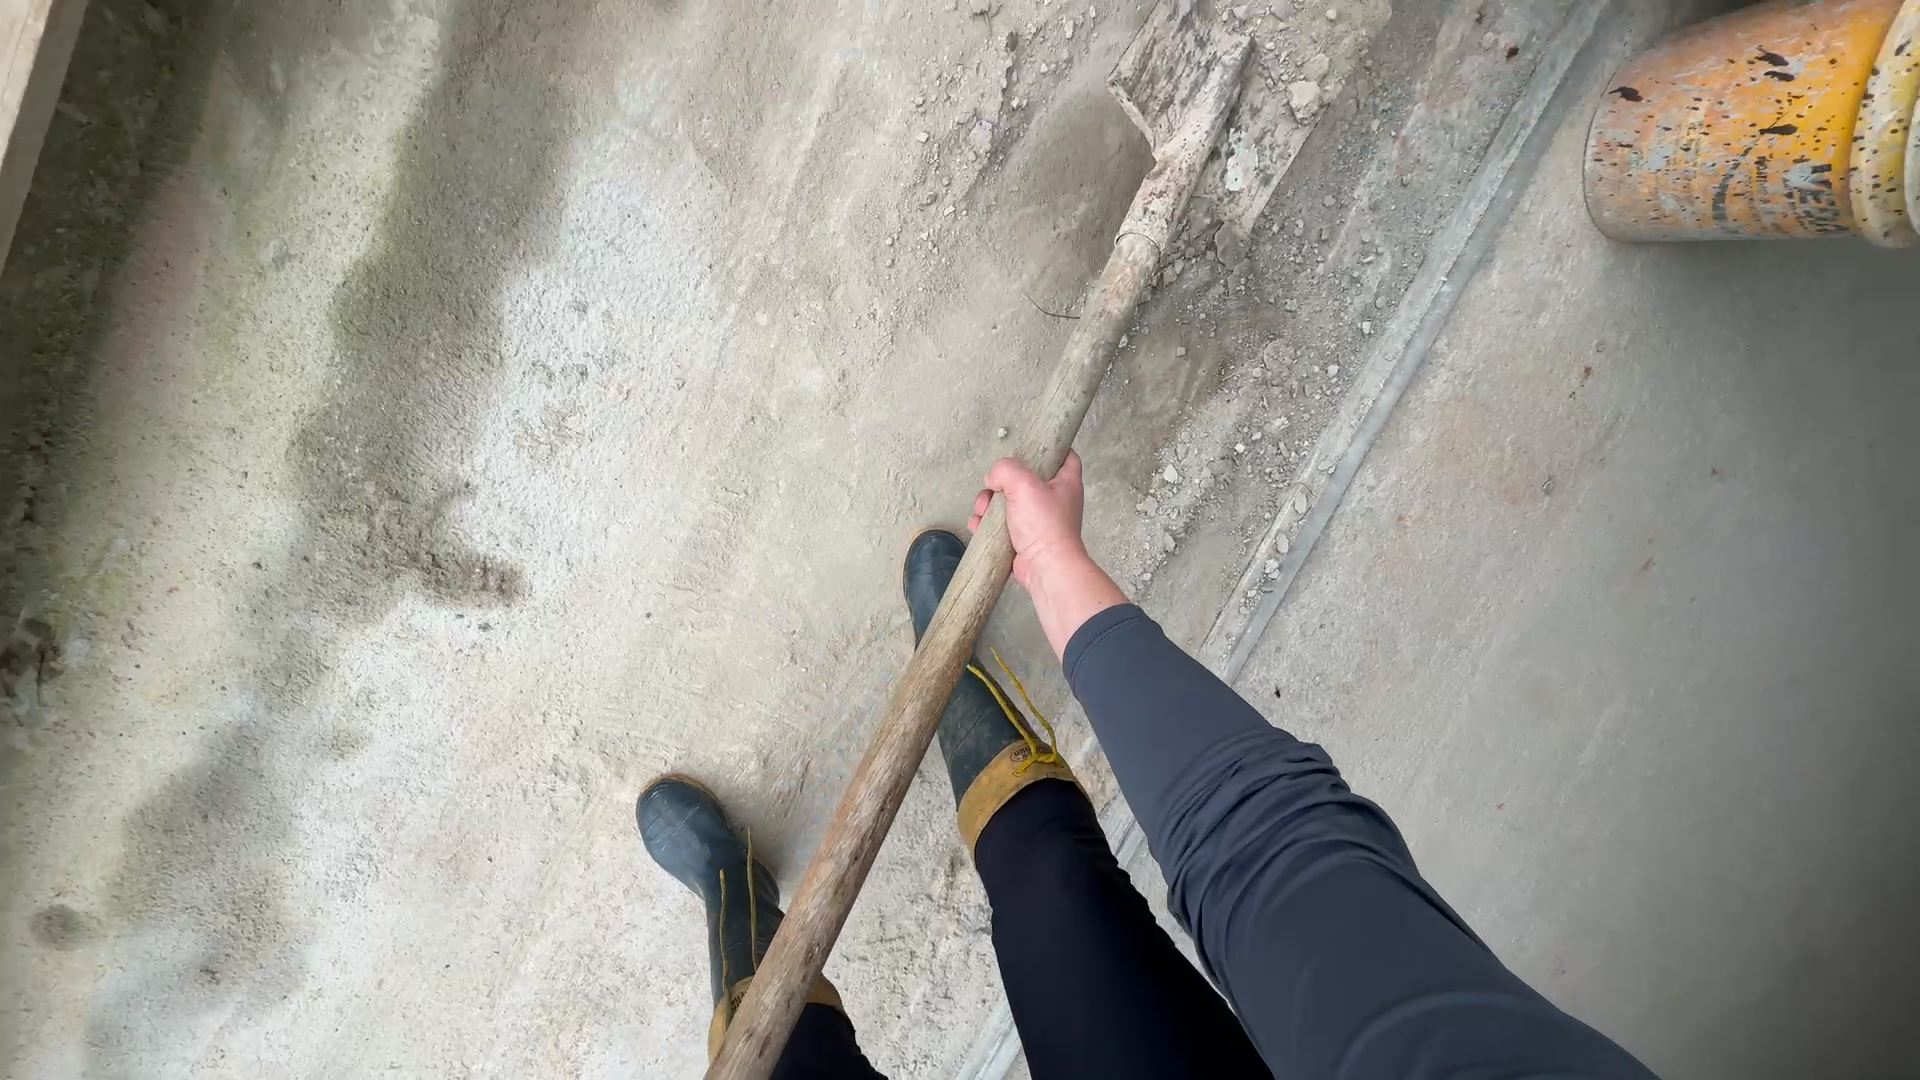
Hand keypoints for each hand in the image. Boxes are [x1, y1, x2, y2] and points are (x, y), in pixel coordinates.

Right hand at [969, 450, 1125, 656]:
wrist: (1045, 568)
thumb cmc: (1044, 525)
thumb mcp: (1024, 484)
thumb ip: (1006, 470)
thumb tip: (993, 478)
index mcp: (1065, 481)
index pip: (1064, 454)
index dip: (1048, 447)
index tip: (1029, 447)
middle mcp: (1054, 499)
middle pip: (1023, 478)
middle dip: (1000, 482)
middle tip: (992, 489)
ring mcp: (1038, 520)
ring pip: (1007, 501)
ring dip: (988, 504)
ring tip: (982, 512)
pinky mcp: (1023, 537)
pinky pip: (1000, 524)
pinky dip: (987, 524)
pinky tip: (978, 525)